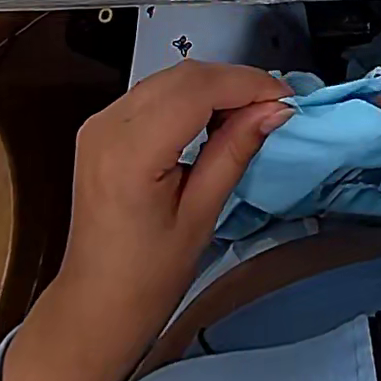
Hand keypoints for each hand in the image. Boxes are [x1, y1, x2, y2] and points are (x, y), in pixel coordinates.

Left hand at [2, 60, 291, 380]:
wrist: (94, 304)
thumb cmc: (149, 276)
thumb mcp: (201, 215)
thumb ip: (235, 150)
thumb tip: (275, 110)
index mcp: (130, 153)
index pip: (196, 90)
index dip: (246, 84)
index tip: (286, 97)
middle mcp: (108, 124)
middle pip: (184, 76)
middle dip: (235, 81)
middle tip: (274, 105)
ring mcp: (100, 120)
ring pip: (171, 77)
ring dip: (215, 85)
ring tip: (251, 111)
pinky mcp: (101, 123)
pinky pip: (156, 90)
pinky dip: (192, 94)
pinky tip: (215, 115)